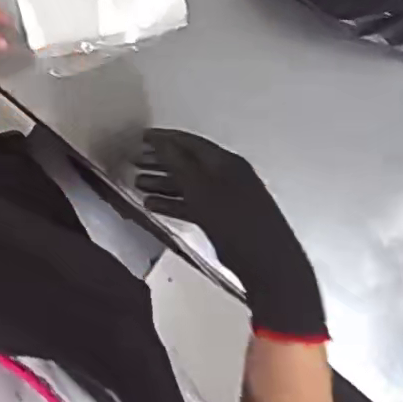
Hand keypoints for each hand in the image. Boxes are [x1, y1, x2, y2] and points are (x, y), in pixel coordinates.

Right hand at [136, 129, 326, 341]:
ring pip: (188, 184)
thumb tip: (160, 142)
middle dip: (159, 160)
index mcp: (225, 162)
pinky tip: (153, 206)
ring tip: (137, 183)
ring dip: (162, 183)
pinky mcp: (223, 218)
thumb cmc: (233, 221)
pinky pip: (193, 203)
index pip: (189, 142)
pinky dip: (173, 202)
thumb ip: (178, 163)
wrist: (268, 265)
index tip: (141, 136)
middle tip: (134, 160)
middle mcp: (227, 175)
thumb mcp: (200, 188)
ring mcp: (226, 197)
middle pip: (187, 162)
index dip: (164, 138)